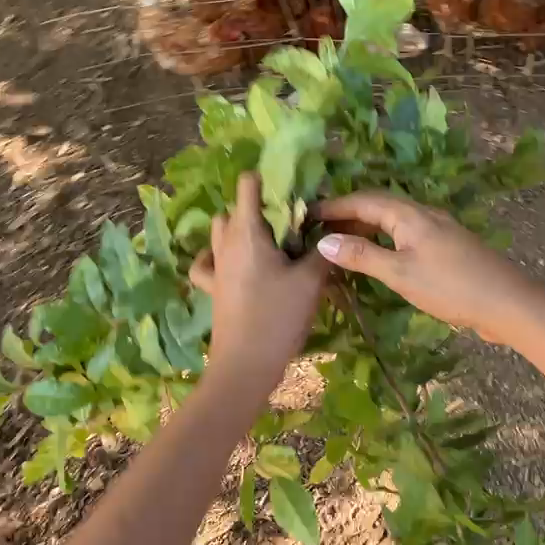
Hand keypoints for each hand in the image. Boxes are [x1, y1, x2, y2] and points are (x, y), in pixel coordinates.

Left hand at [190, 174, 325, 378]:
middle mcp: (227, 243)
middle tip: (290, 219)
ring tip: (269, 238)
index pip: (249, 186)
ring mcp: (216, 267)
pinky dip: (217, 256)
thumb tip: (336, 227)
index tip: (295, 188)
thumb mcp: (312, 279)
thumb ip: (323, 248)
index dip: (270, 179)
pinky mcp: (213, 289)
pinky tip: (233, 261)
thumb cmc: (278, 316)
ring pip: (220, 232)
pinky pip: (207, 263)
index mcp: (248, 232)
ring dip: (240, 227)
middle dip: (259, 206)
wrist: (245, 366)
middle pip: (235, 209)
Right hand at [312, 192, 544, 345]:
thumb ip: (363, 256)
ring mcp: (438, 230)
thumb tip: (324, 240)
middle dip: (347, 214)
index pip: (364, 200)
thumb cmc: (451, 286)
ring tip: (337, 244)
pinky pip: (406, 234)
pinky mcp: (446, 247)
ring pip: (393, 220)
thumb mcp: (401, 274)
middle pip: (379, 206)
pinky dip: (383, 240)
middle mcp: (424, 214)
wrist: (506, 302)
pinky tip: (375, 258)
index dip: (333, 205)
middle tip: (315, 231)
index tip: (304, 214)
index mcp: (411, 214)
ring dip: (365, 228)